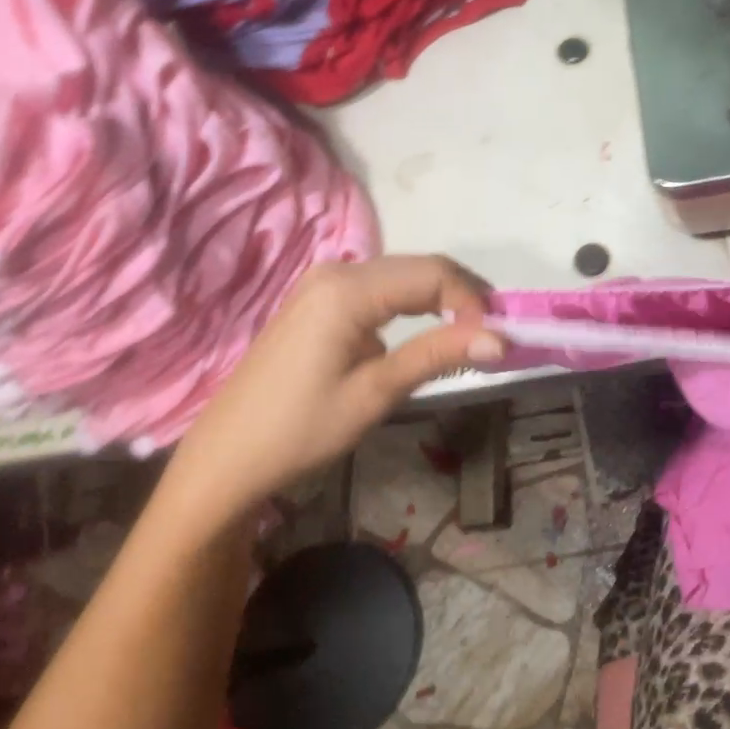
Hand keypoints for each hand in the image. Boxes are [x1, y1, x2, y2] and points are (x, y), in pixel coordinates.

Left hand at [163, 256, 504, 529]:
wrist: (226, 460)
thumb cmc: (300, 429)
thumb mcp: (376, 393)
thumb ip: (438, 355)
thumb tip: (503, 338)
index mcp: (348, 290)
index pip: (434, 274)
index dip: (474, 302)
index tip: (499, 341)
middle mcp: (336, 272)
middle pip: (420, 268)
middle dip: (464, 297)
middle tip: (495, 337)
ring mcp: (323, 283)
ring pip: (404, 276)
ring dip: (442, 300)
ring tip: (471, 337)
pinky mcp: (319, 300)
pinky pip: (382, 289)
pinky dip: (414, 305)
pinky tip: (429, 332)